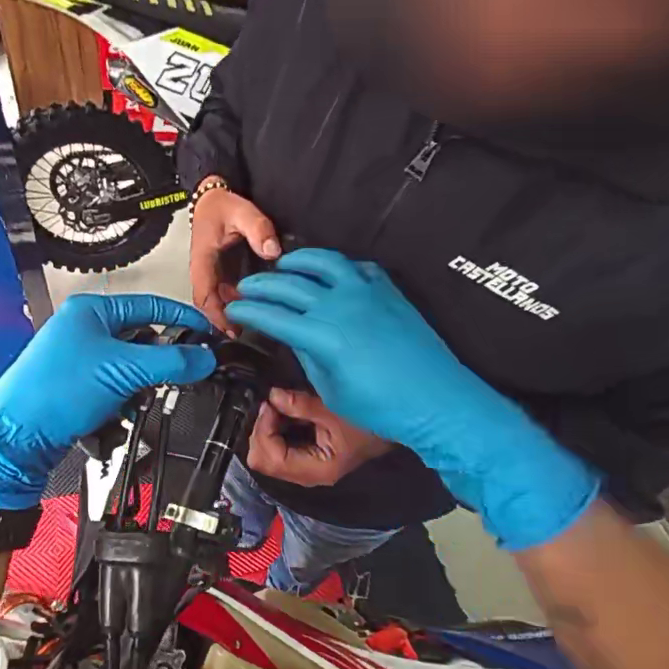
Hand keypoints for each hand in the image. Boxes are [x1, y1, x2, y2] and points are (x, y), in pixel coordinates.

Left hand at [0, 294, 216, 507]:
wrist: (16, 439)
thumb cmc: (50, 394)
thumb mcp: (122, 371)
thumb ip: (171, 362)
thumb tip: (203, 357)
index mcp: (91, 312)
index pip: (151, 306)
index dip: (183, 318)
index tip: (208, 333)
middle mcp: (85, 333)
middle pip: (143, 343)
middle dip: (156, 368)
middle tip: (173, 380)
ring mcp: (81, 363)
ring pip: (131, 373)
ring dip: (137, 393)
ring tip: (129, 406)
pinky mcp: (79, 392)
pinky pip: (115, 394)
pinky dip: (120, 408)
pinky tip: (111, 420)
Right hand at [189, 182, 280, 331]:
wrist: (212, 198)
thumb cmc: (222, 206)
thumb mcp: (242, 211)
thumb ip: (258, 229)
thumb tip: (272, 251)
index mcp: (202, 260)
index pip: (204, 296)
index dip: (216, 315)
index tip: (231, 328)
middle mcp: (203, 272)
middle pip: (208, 305)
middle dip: (223, 321)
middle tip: (243, 333)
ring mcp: (210, 275)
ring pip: (216, 302)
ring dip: (230, 314)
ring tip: (250, 326)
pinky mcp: (219, 274)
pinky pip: (224, 295)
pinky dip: (235, 304)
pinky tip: (251, 310)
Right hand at [224, 250, 599, 547]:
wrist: (435, 400)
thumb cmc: (382, 407)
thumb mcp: (331, 390)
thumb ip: (308, 356)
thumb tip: (295, 337)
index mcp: (322, 335)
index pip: (273, 315)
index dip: (248, 312)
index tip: (233, 311)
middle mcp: (341, 305)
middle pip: (289, 284)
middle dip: (261, 285)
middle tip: (246, 289)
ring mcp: (368, 293)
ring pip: (323, 262)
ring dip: (297, 261)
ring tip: (282, 265)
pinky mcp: (389, 291)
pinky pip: (356, 266)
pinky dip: (336, 265)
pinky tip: (329, 271)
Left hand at [245, 388, 390, 485]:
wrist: (393, 429)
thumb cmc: (370, 423)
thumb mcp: (335, 410)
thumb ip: (300, 405)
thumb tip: (273, 396)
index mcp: (315, 469)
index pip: (269, 458)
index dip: (264, 430)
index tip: (270, 405)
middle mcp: (306, 475)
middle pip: (262, 460)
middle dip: (261, 431)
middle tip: (272, 406)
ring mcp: (304, 468)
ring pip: (266, 456)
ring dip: (266, 430)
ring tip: (278, 408)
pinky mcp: (305, 459)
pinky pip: (277, 449)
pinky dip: (275, 431)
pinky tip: (285, 414)